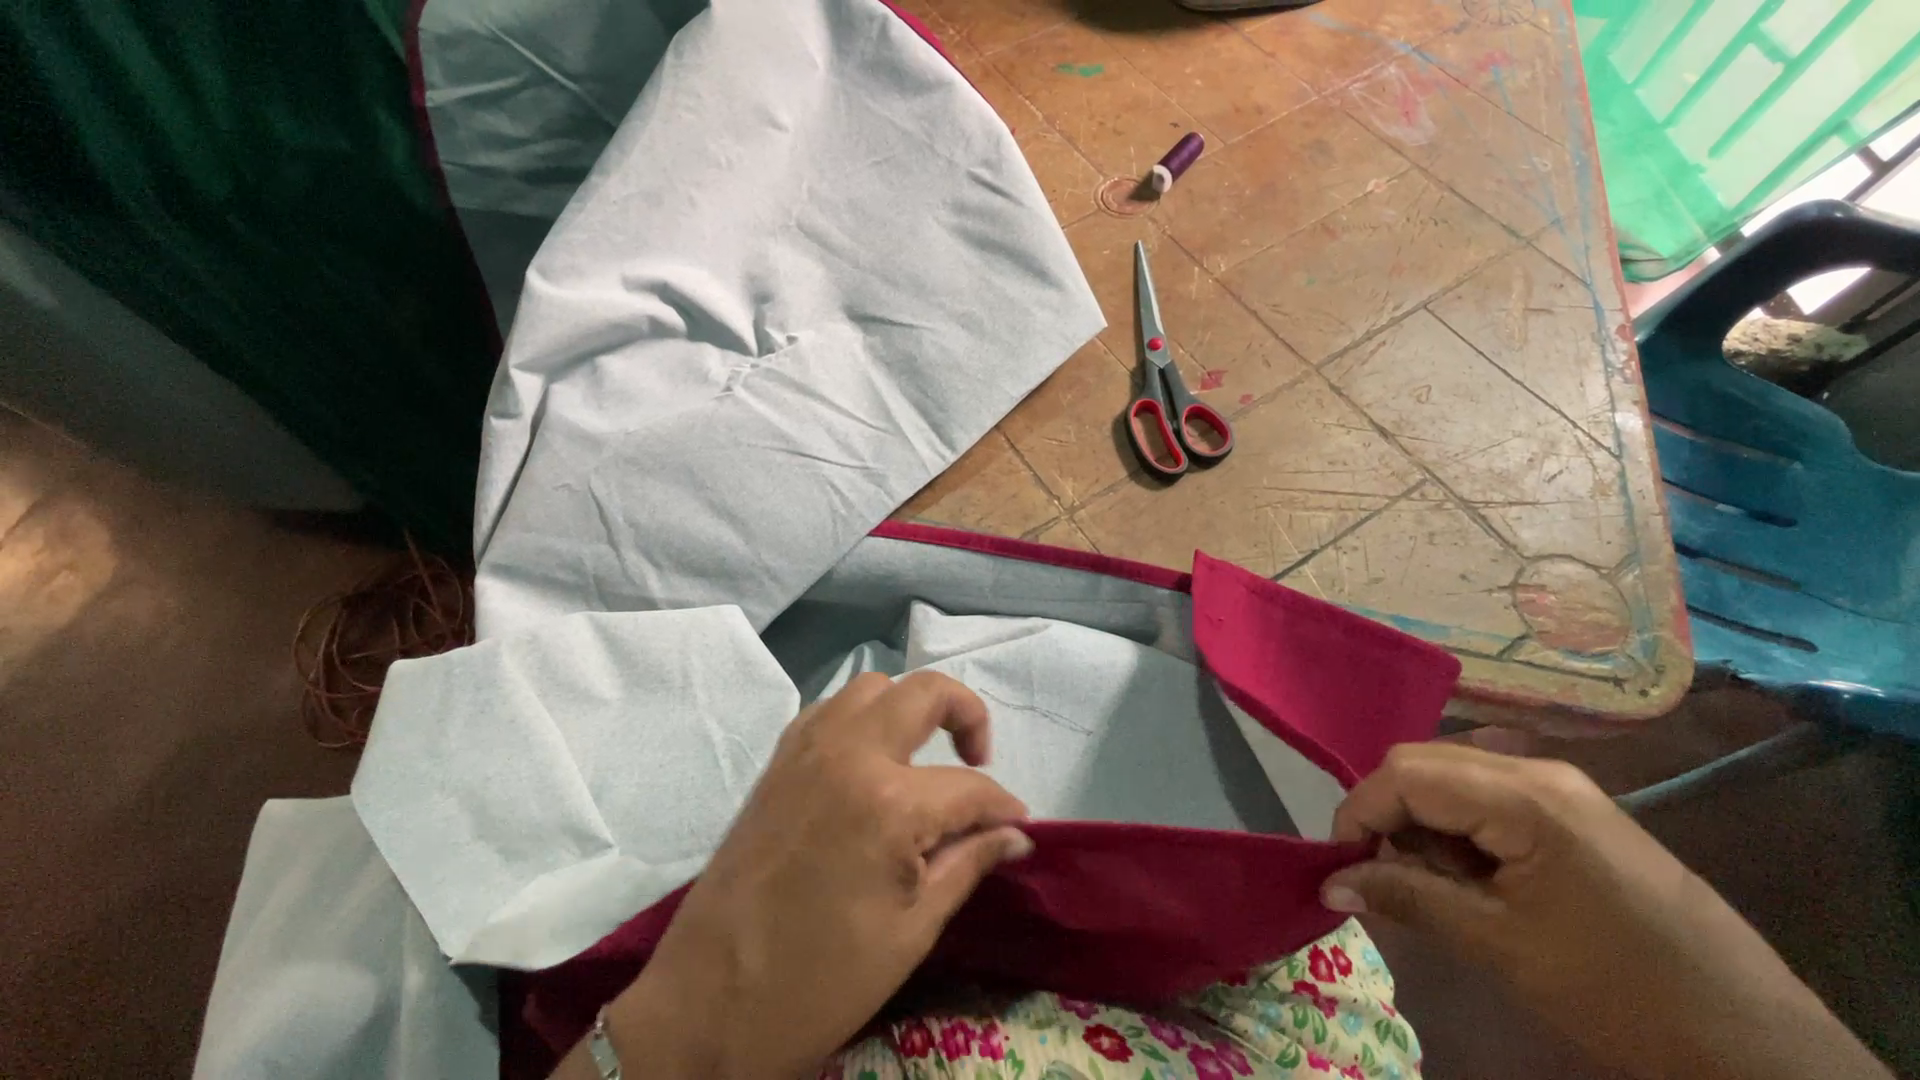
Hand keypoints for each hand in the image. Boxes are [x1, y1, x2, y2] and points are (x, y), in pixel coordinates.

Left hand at [569, 672, 1031, 1079]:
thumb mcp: (912, 931)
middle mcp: (847, 753)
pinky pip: (828, 711)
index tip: (1018, 827)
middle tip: (978, 761)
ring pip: (871, 687)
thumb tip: (1014, 834)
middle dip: (968, 714)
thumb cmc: (819, 981)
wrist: (707, 1005)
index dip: (1003, 808)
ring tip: (922, 759)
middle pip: (924, 693)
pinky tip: (870, 764)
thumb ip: (967, 864)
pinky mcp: (776, 762)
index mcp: (887, 801)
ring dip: (908, 708)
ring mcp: (804, 750)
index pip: (969, 788)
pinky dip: (861, 719)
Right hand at [1319, 742, 1888, 1079]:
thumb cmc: (1617, 989)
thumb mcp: (1499, 946)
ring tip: (1428, 885)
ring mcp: (1565, 790)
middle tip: (1381, 876)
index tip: (1341, 866)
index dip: (1359, 814)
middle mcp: (1541, 772)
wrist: (1754, 1040)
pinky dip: (1459, 830)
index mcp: (1525, 796)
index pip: (1406, 773)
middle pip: (1426, 764)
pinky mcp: (1577, 814)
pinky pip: (1490, 798)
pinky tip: (1470, 879)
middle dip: (1388, 814)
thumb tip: (1329, 882)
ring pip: (1454, 777)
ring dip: (1422, 822)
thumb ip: (1408, 899)